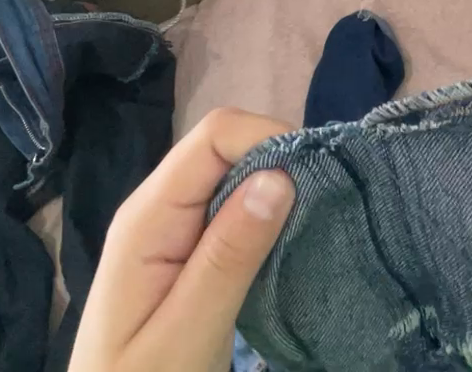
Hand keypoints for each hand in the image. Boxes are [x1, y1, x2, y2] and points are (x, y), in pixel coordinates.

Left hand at [68, 108, 295, 371]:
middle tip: (323, 201)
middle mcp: (159, 206)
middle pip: (226, 145)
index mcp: (149, 215)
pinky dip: (269, 210)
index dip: (267, 139)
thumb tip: (280, 175)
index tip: (314, 176)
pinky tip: (290, 236)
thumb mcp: (186, 335)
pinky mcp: (189, 247)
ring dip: (278, 185)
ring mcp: (173, 225)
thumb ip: (228, 257)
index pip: (214, 135)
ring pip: (234, 172)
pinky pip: (234, 205)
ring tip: (314, 218)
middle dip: (279, 159)